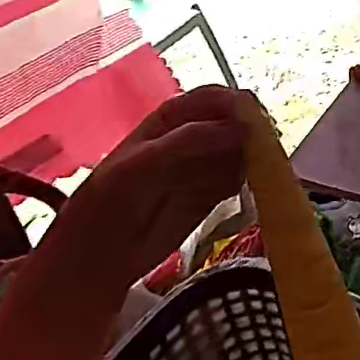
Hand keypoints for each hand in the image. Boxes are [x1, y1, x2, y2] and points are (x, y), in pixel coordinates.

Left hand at [41, 85, 248, 289]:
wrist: (94, 262)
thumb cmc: (107, 205)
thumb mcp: (140, 165)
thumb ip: (190, 139)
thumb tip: (245, 128)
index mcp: (175, 117)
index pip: (217, 97)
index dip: (237, 104)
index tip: (255, 121)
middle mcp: (198, 133)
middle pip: (239, 119)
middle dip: (255, 130)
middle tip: (265, 147)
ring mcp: (210, 160)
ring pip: (249, 145)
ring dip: (258, 155)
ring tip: (258, 170)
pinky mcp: (219, 187)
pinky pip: (248, 173)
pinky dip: (254, 177)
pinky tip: (245, 188)